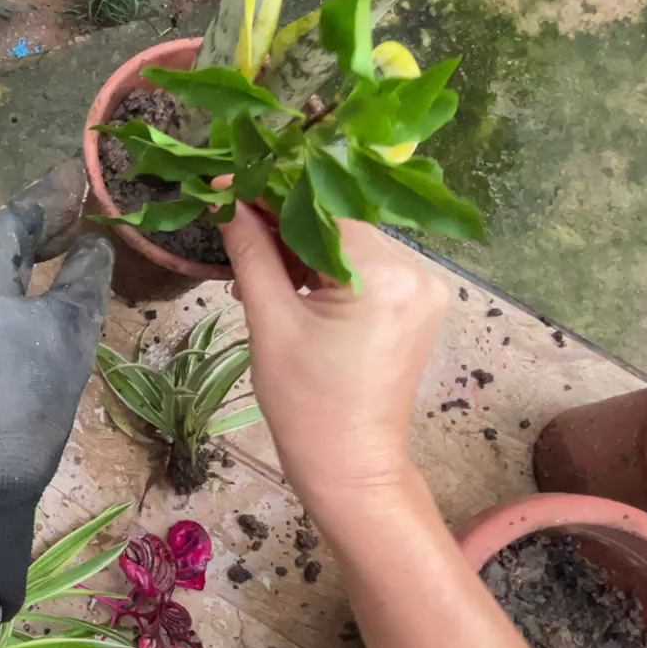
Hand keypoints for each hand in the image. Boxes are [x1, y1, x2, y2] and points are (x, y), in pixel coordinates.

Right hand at [218, 202, 446, 511]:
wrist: (348, 463)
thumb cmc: (303, 402)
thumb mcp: (269, 323)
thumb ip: (251, 254)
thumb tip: (228, 204)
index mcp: (385, 276)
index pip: (321, 211)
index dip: (268, 193)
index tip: (224, 183)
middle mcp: (418, 272)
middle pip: (338, 222)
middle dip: (281, 218)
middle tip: (230, 223)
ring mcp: (422, 289)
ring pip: (348, 243)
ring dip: (299, 244)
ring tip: (251, 260)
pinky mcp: (414, 305)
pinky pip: (361, 267)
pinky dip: (321, 267)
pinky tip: (285, 277)